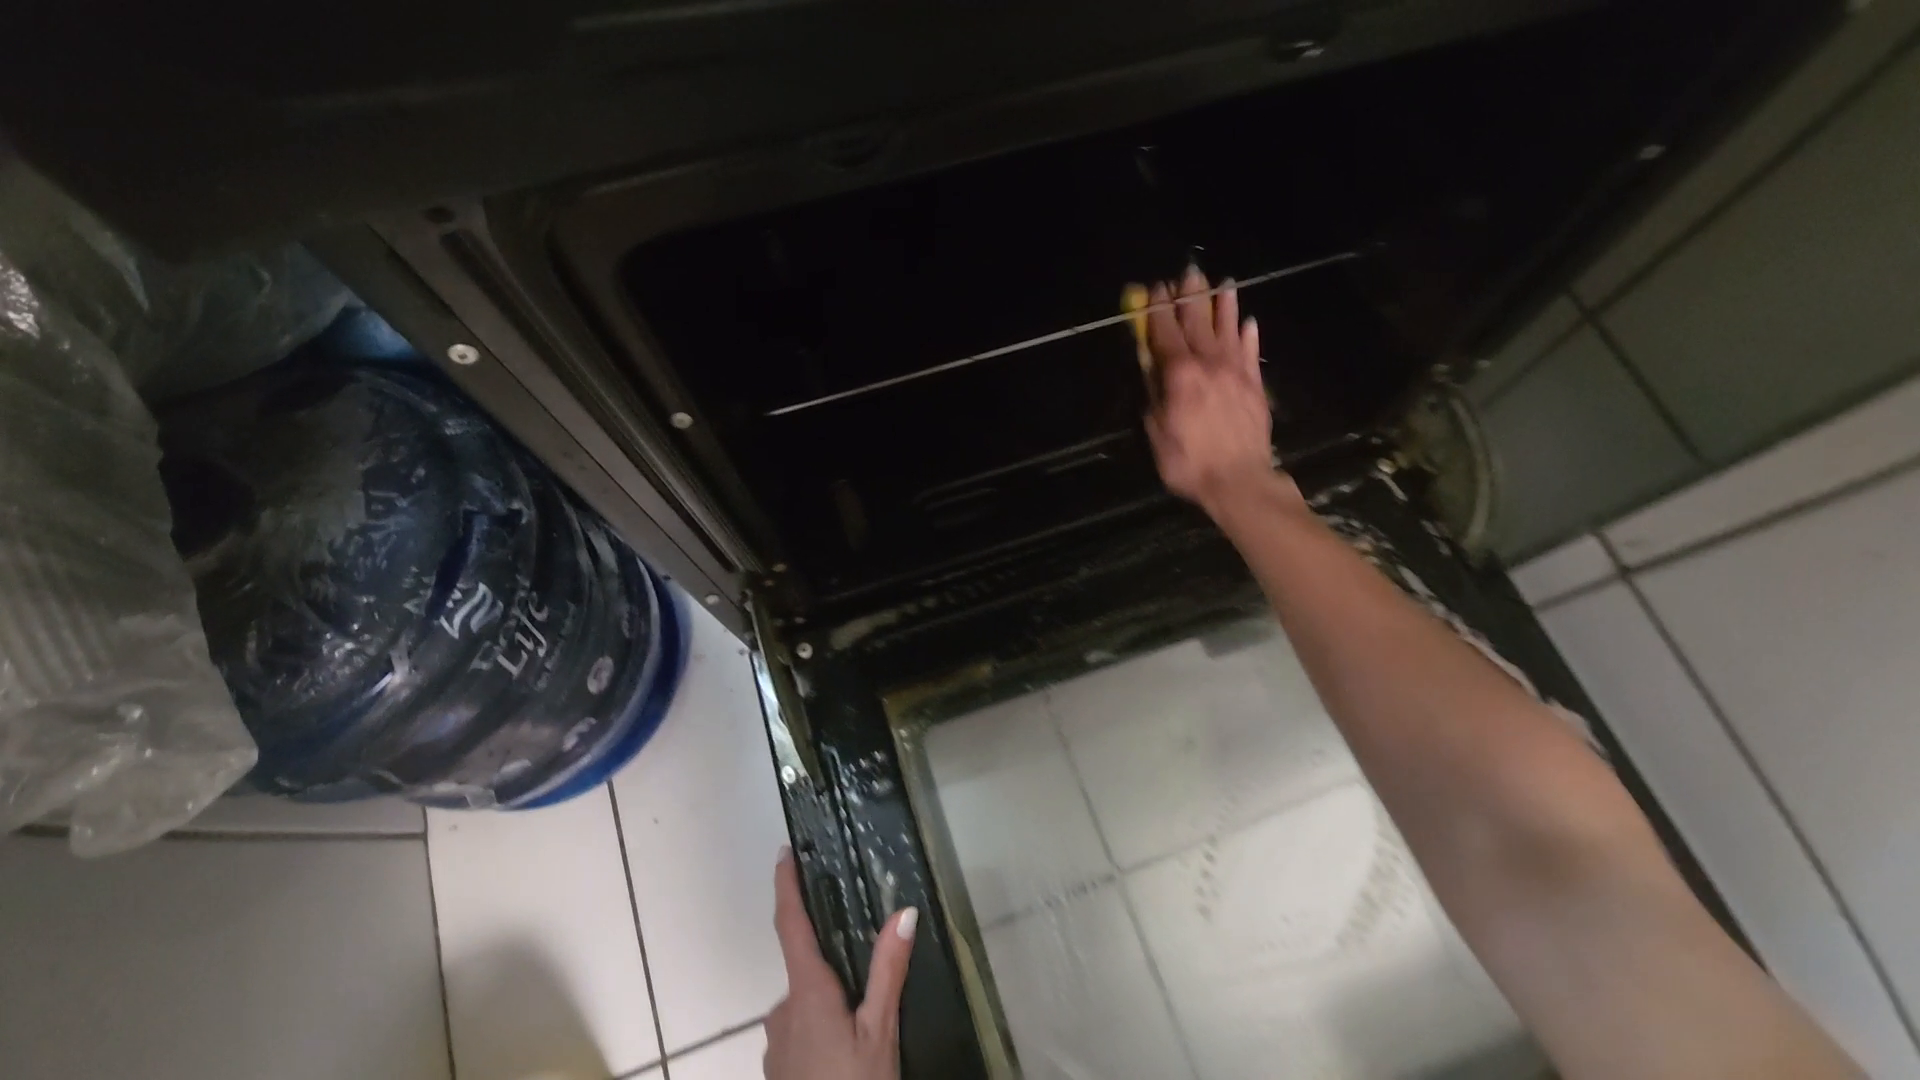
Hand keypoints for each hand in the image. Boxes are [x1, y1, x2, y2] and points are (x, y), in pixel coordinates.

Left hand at [765, 847, 918, 1079]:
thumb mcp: (881, 1032)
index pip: (791, 925)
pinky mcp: (777, 1067)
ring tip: (863, 1037)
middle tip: (869, 996)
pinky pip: (800, 1032)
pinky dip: (821, 1032)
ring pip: (806, 1005)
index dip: (786, 886)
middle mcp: (783, 1009)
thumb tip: (904, 912)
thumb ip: (889, 971)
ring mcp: (776, 1041)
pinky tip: (845, 1059)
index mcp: (808, 992)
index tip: (784, 852)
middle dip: (834, 971)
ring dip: (830, 1007)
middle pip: (807, 969)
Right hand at [1141, 265, 1290, 514]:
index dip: (1158, 308)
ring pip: (1229, 329)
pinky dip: (1249, 335)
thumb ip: (1154, 396)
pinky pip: (1252, 353)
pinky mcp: (1255, 386)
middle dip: (1190, 295)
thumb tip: (1151, 370)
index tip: (1154, 288)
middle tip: (1188, 271)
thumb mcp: (1157, 432)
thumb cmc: (1190, 462)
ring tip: (1223, 282)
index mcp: (1179, 375)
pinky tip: (1248, 322)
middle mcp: (1209, 364)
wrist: (1239, 481)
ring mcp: (1236, 372)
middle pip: (1198, 322)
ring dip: (1224, 304)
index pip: (1165, 332)